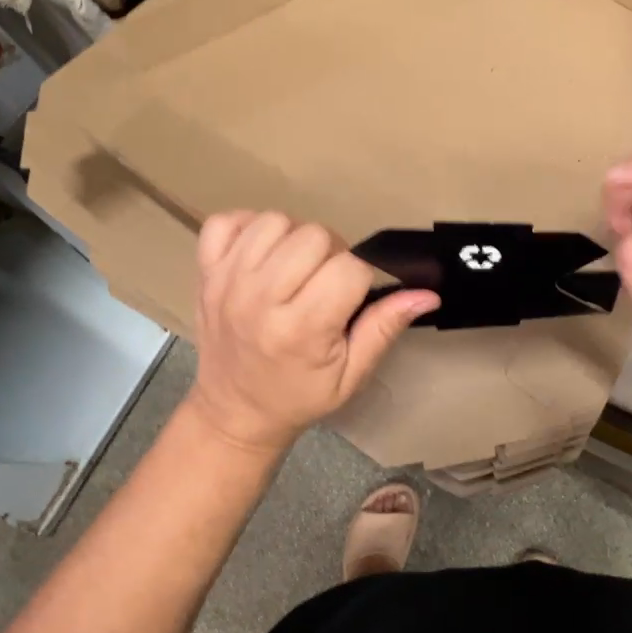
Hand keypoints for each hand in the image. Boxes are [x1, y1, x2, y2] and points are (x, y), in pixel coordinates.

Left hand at [186, 211, 438, 451]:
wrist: (234, 411)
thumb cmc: (299, 395)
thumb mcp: (351, 375)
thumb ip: (384, 328)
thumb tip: (427, 294)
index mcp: (300, 329)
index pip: (348, 268)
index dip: (361, 276)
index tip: (352, 298)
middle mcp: (259, 299)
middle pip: (313, 236)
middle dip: (331, 254)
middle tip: (326, 283)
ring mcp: (226, 282)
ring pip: (275, 222)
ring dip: (294, 239)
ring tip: (296, 268)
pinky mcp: (205, 272)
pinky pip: (227, 221)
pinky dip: (249, 228)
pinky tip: (264, 254)